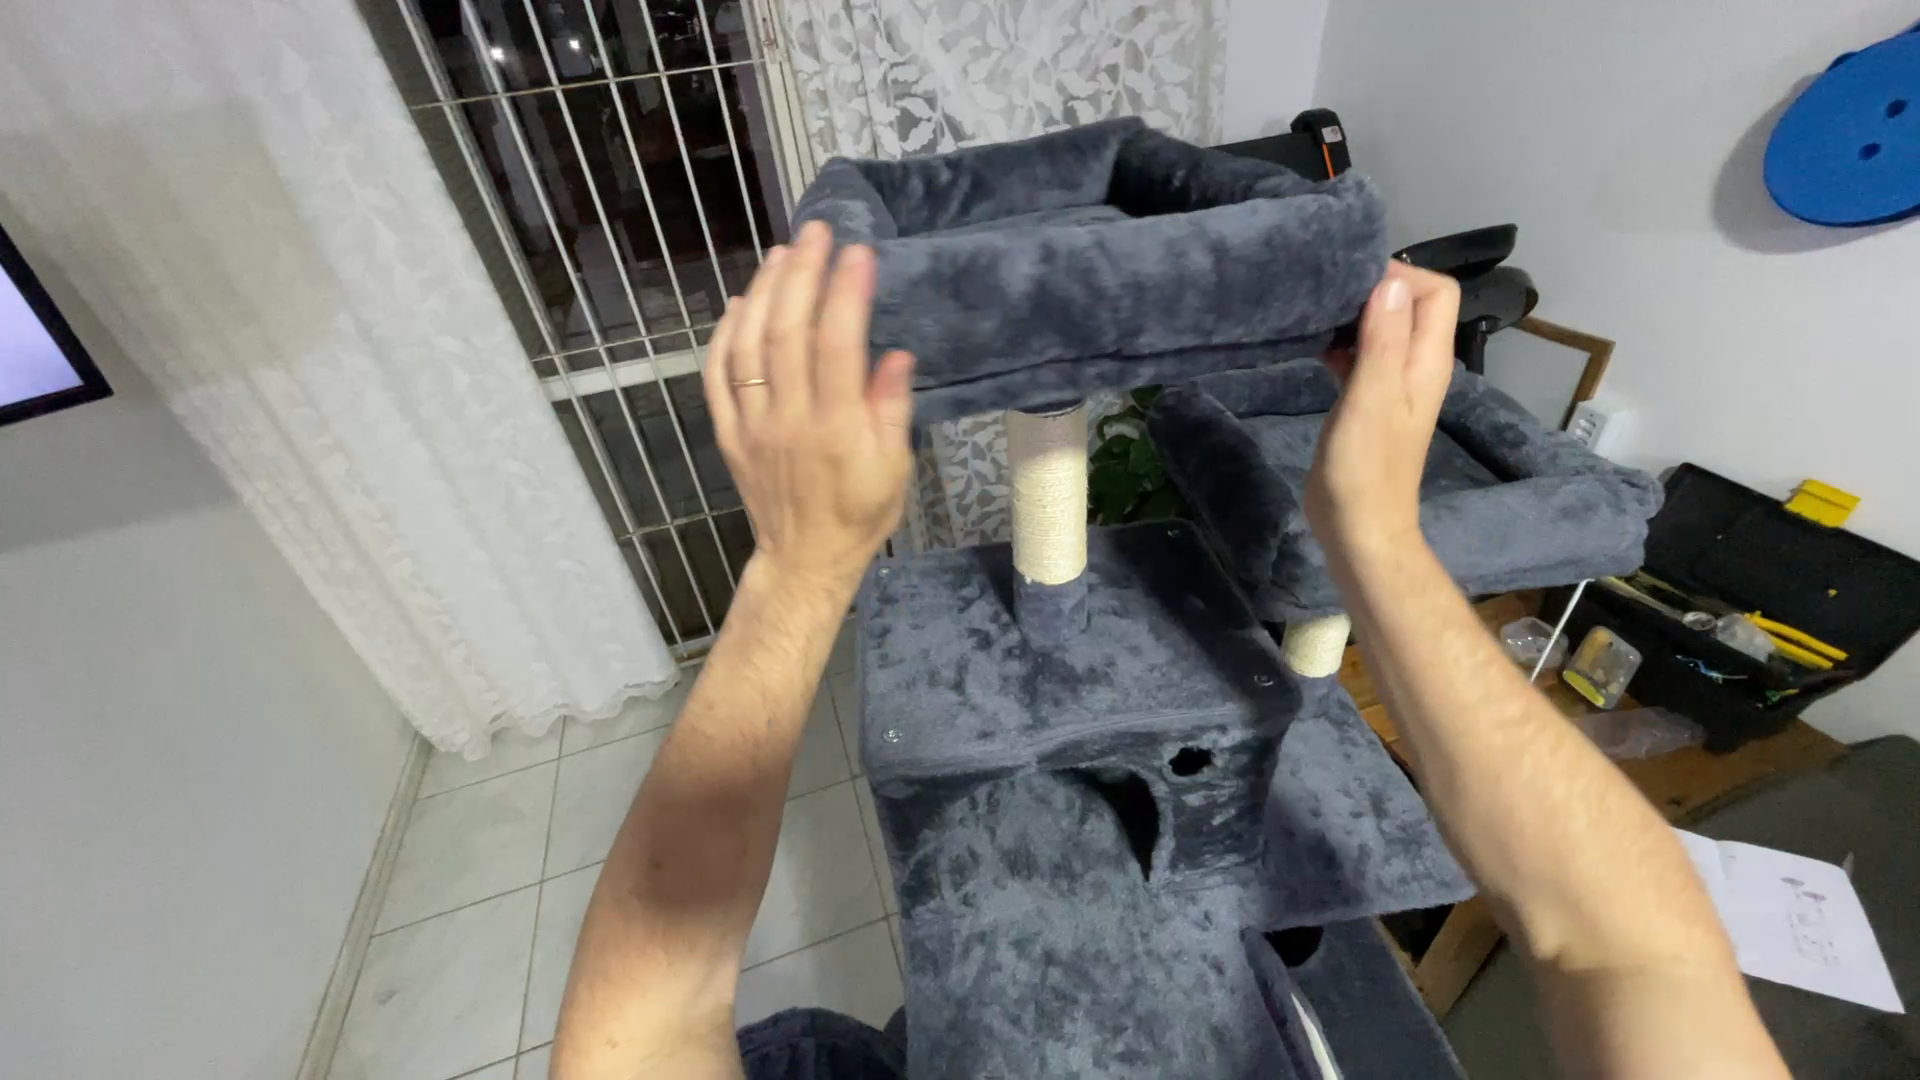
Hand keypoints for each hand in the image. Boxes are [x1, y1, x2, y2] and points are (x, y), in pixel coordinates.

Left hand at [702, 221, 915, 596]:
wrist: (805, 558)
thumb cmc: (860, 514)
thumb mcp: (895, 470)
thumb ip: (891, 411)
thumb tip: (893, 355)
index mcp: (837, 428)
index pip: (838, 345)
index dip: (846, 293)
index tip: (858, 252)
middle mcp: (790, 419)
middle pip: (788, 332)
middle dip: (801, 274)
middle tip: (815, 232)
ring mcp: (753, 425)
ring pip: (748, 346)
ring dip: (763, 293)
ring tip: (781, 255)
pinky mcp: (730, 434)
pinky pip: (717, 378)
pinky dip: (724, 336)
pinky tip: (739, 304)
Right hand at [1305, 261, 1459, 566]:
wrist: (1357, 526)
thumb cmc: (1364, 467)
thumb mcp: (1371, 398)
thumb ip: (1383, 341)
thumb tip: (1389, 281)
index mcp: (1427, 362)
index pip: (1435, 292)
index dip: (1400, 276)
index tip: (1349, 282)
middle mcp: (1416, 368)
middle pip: (1409, 307)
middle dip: (1373, 291)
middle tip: (1326, 294)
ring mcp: (1391, 387)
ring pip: (1382, 331)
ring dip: (1354, 319)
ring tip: (1316, 318)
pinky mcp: (1365, 404)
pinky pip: (1361, 358)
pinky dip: (1342, 346)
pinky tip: (1314, 350)